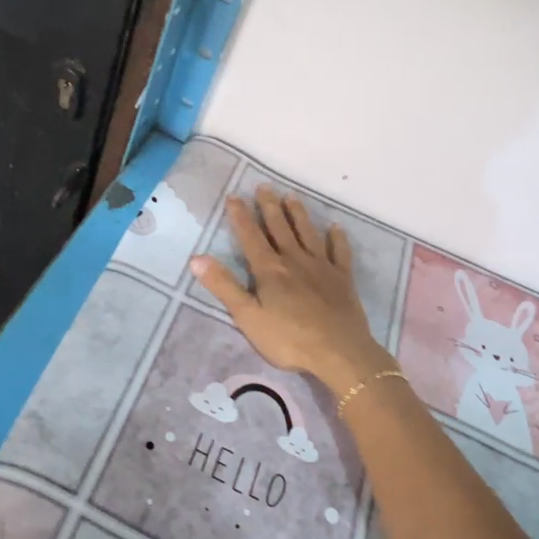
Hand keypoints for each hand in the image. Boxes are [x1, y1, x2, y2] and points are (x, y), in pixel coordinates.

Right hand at [192, 186, 396, 396]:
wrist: (339, 351)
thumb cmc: (289, 339)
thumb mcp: (248, 317)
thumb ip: (224, 286)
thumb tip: (197, 258)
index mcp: (270, 270)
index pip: (251, 237)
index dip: (240, 216)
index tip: (234, 196)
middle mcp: (295, 260)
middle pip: (279, 228)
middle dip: (269, 206)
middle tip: (264, 186)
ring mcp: (321, 267)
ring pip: (307, 233)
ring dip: (298, 214)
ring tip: (291, 196)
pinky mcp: (342, 278)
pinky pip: (339, 252)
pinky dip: (337, 238)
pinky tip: (335, 227)